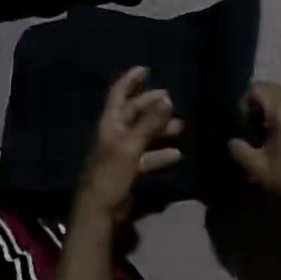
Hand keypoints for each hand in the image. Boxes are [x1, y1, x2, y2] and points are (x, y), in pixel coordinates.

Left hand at [80, 68, 183, 221]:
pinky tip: (177, 155)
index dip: (130, 80)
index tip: (146, 69)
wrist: (99, 210)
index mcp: (110, 123)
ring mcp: (121, 152)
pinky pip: (147, 157)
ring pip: (143, 135)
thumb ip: (149, 123)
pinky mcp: (128, 170)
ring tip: (181, 126)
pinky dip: (160, 154)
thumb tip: (166, 98)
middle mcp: (114, 134)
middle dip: (152, 106)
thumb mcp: (131, 145)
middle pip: (134, 113)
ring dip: (160, 130)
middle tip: (172, 99)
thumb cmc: (110, 173)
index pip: (119, 94)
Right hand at [228, 83, 280, 214]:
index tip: (242, 125)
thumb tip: (234, 142)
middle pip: (270, 91)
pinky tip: (274, 142)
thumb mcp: (255, 166)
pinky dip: (278, 118)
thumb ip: (239, 149)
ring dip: (267, 112)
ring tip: (260, 136)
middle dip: (255, 105)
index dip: (244, 103)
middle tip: (249, 128)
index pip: (257, 88)